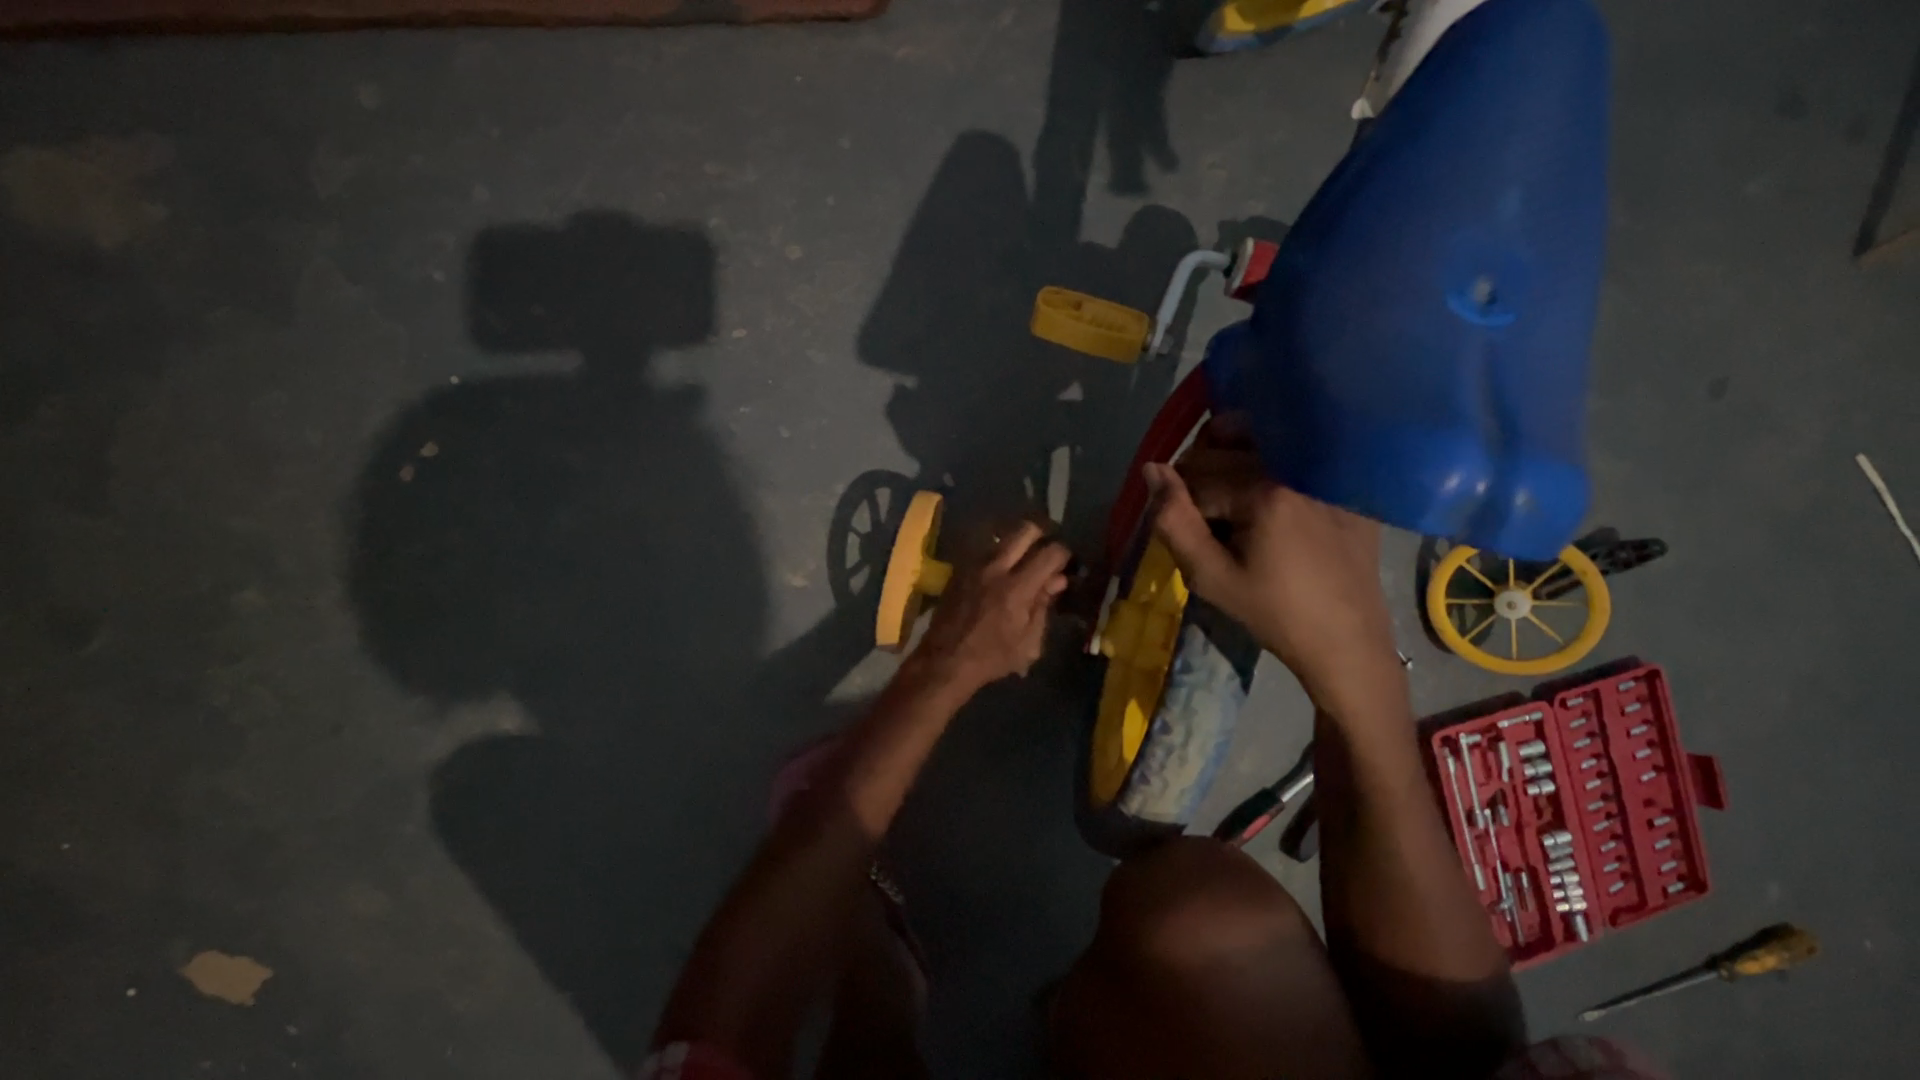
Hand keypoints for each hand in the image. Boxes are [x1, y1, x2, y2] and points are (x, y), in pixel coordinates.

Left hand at [914, 521, 1070, 688]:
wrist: (944, 661)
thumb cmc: (991, 658)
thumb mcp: (1029, 642)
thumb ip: (1044, 606)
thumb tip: (1058, 579)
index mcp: (1017, 588)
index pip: (1050, 552)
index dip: (1064, 554)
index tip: (1067, 563)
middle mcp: (995, 568)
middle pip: (1025, 530)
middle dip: (1042, 535)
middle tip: (1047, 552)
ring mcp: (973, 566)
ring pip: (1002, 538)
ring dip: (1018, 545)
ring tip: (1024, 563)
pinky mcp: (959, 570)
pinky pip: (984, 551)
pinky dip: (998, 557)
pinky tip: (1001, 575)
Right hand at [1144, 421, 1400, 712]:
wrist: (1347, 641)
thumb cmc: (1273, 614)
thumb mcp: (1210, 577)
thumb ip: (1173, 521)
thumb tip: (1152, 469)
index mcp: (1262, 490)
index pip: (1196, 474)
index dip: (1180, 504)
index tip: (1187, 534)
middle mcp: (1297, 467)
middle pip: (1227, 452)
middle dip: (1204, 480)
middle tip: (1208, 524)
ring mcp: (1327, 474)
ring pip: (1260, 448)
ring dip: (1235, 466)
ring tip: (1235, 507)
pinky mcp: (1348, 487)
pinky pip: (1296, 461)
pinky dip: (1274, 472)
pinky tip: (1275, 510)